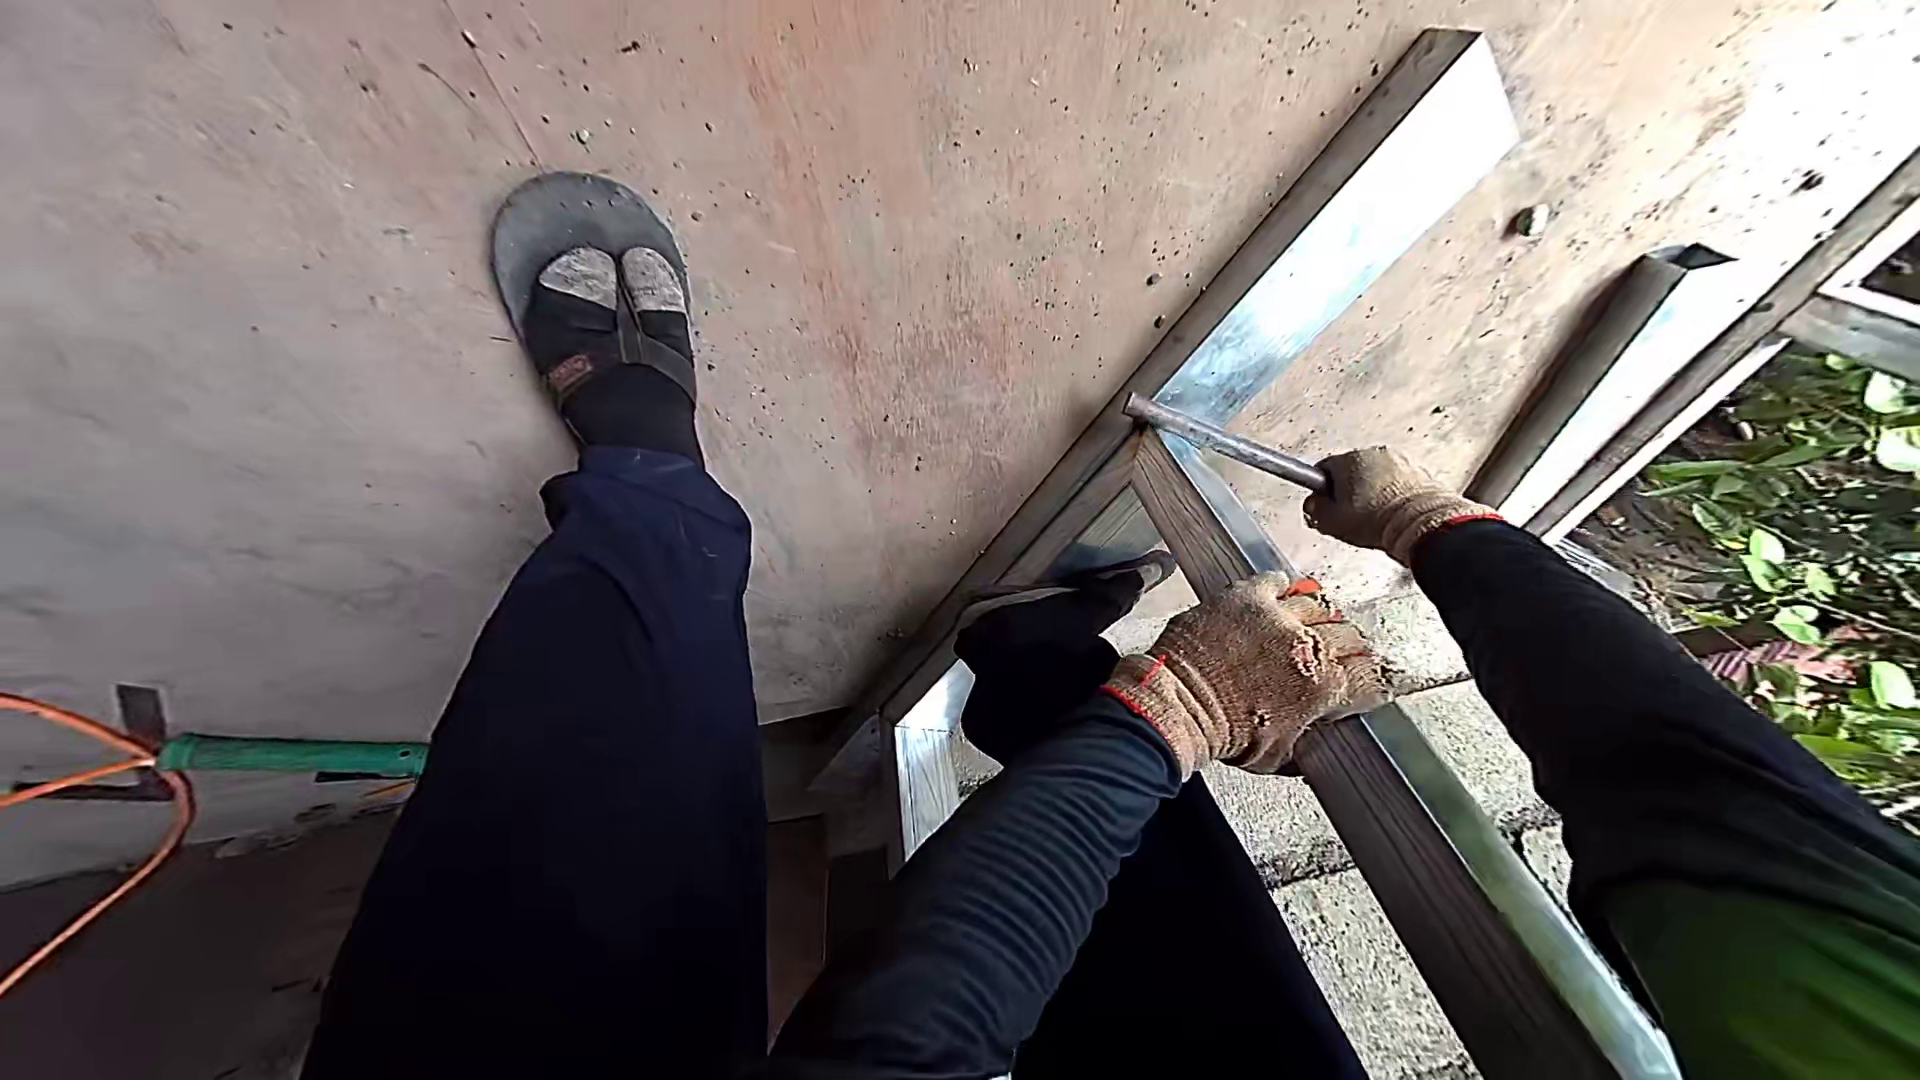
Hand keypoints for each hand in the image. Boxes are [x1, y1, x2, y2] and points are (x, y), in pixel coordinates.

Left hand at [1101, 574, 1387, 776]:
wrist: (1179, 704)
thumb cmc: (1221, 733)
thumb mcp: (1280, 755)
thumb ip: (1307, 735)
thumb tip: (1316, 729)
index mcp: (1324, 688)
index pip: (1372, 676)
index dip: (1375, 675)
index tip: (1372, 673)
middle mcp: (1307, 646)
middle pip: (1349, 635)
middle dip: (1348, 645)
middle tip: (1337, 650)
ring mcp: (1275, 617)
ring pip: (1316, 604)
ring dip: (1315, 615)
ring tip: (1306, 623)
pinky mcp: (1243, 598)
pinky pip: (1274, 580)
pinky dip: (1280, 586)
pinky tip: (1279, 593)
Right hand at [1303, 447, 1495, 564]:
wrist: (1421, 525)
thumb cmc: (1377, 519)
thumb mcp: (1329, 520)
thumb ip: (1314, 508)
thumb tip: (1313, 503)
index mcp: (1348, 459)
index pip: (1323, 469)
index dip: (1321, 490)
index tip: (1323, 504)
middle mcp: (1375, 454)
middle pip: (1351, 471)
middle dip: (1348, 490)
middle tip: (1348, 514)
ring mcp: (1401, 463)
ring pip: (1377, 477)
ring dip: (1372, 492)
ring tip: (1372, 517)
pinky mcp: (1422, 474)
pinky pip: (1399, 484)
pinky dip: (1394, 496)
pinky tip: (1390, 515)